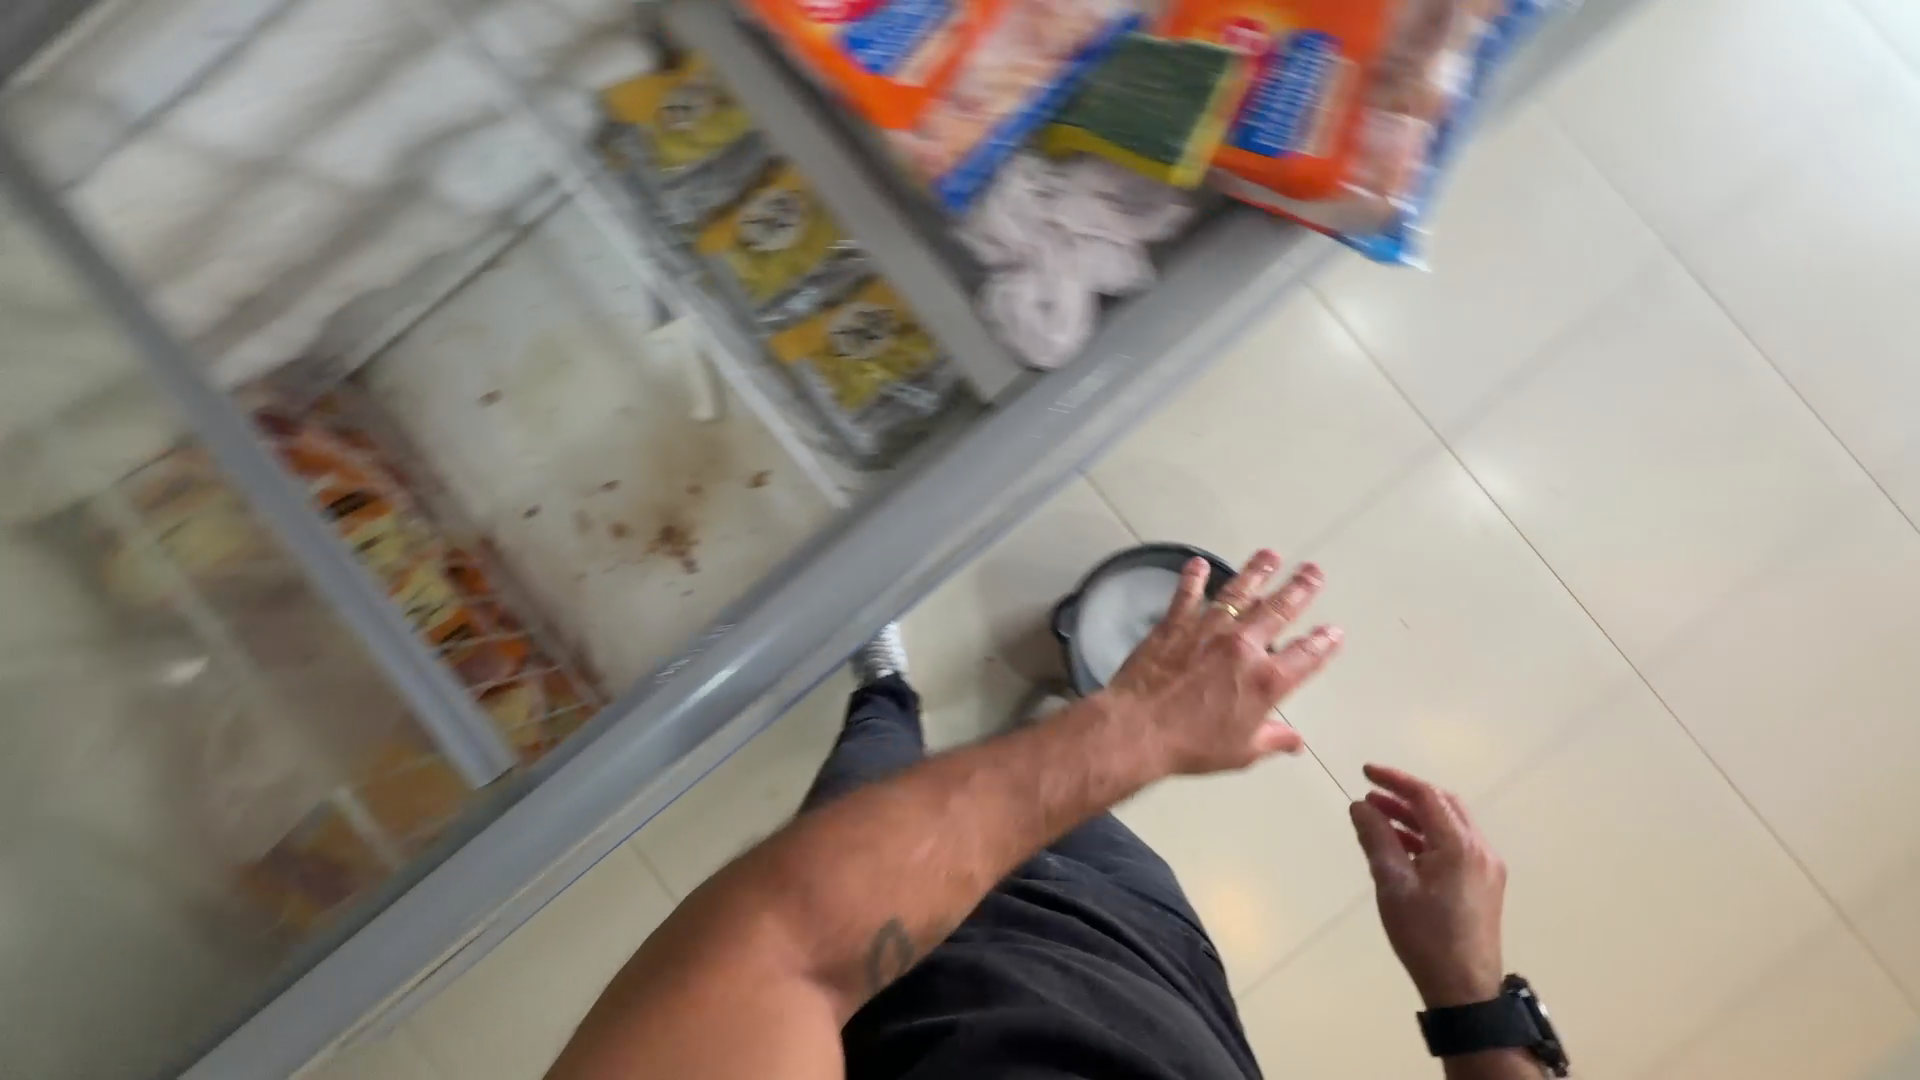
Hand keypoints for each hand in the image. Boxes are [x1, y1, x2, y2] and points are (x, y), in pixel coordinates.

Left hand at [1103, 550, 1340, 775]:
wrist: (1139, 728)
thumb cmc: (1192, 745)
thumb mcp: (1241, 752)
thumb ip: (1272, 740)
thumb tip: (1295, 741)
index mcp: (1266, 680)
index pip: (1306, 656)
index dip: (1324, 643)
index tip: (1334, 630)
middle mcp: (1243, 647)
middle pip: (1279, 611)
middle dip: (1299, 589)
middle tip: (1313, 571)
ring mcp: (1207, 631)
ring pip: (1238, 593)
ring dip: (1256, 572)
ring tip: (1269, 555)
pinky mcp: (1175, 625)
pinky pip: (1186, 595)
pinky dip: (1193, 577)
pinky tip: (1198, 563)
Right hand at [1349, 764, 1507, 1007]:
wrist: (1465, 989)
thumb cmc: (1425, 934)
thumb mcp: (1392, 883)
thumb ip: (1376, 837)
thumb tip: (1359, 806)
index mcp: (1460, 846)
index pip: (1426, 796)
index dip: (1394, 779)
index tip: (1365, 772)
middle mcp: (1479, 850)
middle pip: (1443, 804)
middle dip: (1406, 792)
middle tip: (1372, 789)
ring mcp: (1485, 868)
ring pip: (1449, 824)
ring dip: (1414, 814)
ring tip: (1377, 814)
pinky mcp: (1482, 884)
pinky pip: (1453, 844)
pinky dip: (1425, 834)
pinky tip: (1399, 843)